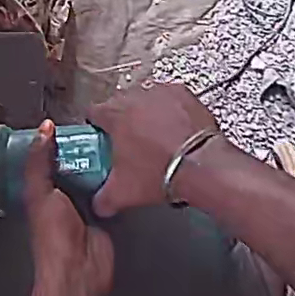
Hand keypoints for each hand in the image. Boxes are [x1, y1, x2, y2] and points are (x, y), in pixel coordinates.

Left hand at [24, 121, 113, 295]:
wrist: (80, 270)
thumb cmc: (53, 240)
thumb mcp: (39, 193)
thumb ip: (39, 162)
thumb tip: (43, 130)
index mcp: (41, 191)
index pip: (47, 158)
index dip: (55, 140)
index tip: (67, 122)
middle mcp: (63, 195)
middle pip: (74, 163)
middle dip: (83, 149)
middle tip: (95, 129)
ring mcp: (85, 203)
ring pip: (94, 173)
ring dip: (101, 162)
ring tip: (111, 141)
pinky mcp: (106, 210)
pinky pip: (112, 187)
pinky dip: (116, 177)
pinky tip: (123, 165)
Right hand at [89, 83, 221, 217]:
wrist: (200, 166)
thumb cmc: (161, 172)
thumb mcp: (122, 193)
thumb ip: (103, 198)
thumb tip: (100, 204)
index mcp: (115, 113)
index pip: (94, 112)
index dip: (95, 126)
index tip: (101, 139)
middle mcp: (136, 95)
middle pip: (120, 103)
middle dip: (122, 120)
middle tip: (128, 142)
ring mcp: (161, 91)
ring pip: (146, 99)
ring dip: (146, 113)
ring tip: (154, 137)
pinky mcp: (183, 93)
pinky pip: (169, 99)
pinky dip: (170, 110)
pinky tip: (175, 129)